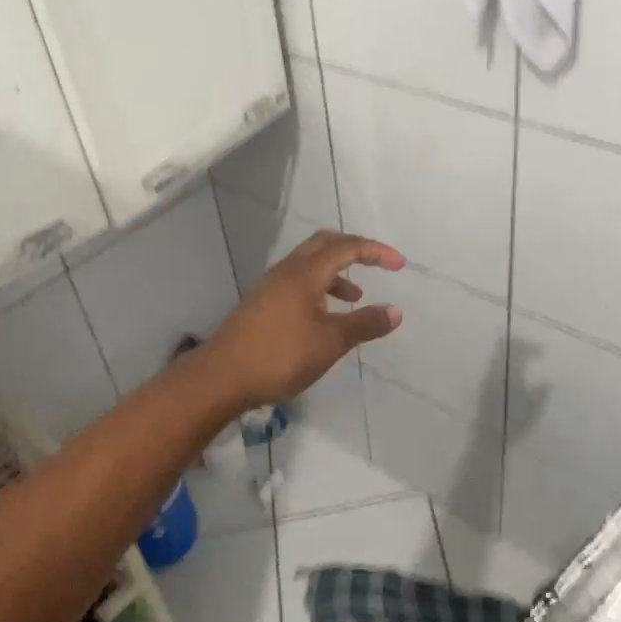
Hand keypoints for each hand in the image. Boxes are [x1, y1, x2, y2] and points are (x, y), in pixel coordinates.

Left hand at [193, 230, 405, 407]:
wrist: (221, 377)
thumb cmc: (279, 356)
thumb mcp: (330, 342)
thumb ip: (364, 324)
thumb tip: (395, 311)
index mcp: (305, 273)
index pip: (347, 248)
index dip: (376, 252)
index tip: (399, 264)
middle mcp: (287, 271)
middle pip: (324, 244)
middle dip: (354, 250)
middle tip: (377, 264)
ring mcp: (271, 287)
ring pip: (310, 265)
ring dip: (336, 273)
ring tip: (355, 297)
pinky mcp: (262, 304)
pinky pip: (298, 282)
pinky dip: (320, 289)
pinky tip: (324, 317)